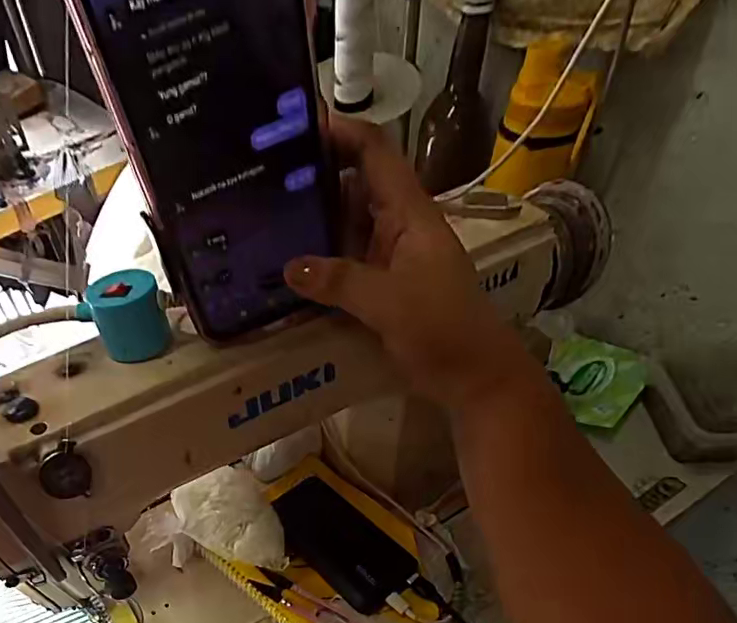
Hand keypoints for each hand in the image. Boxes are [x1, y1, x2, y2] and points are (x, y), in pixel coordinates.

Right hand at [286, 116, 535, 411]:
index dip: (339, 133)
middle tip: (260, 184)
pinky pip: (345, 270)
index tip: (293, 130)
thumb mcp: (390, 302)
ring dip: (313, 230)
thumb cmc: (444, 330)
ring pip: (345, 232)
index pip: (374, 153)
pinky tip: (289, 276)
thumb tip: (289, 268)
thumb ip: (340, 282)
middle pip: (352, 190)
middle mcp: (397, 230)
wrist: (476, 379)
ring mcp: (390, 262)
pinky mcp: (383, 293)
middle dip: (313, 183)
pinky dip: (321, 270)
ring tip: (264, 224)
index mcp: (409, 215)